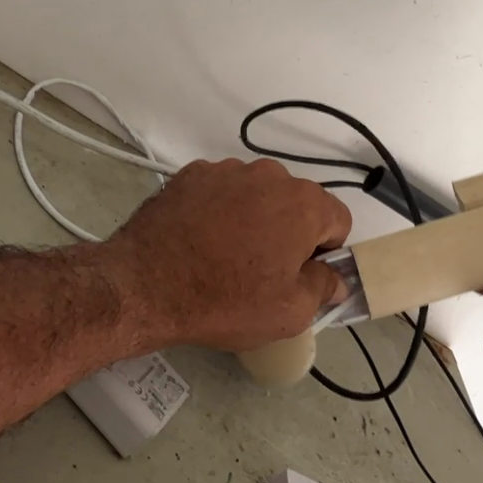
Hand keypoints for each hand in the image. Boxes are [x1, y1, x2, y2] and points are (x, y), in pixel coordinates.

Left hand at [105, 158, 351, 351]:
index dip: (325, 251)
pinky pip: (220, 191)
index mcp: (302, 203)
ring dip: (253, 218)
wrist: (145, 285)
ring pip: (256, 195)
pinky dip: (218, 211)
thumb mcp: (290, 312)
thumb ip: (323, 288)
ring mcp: (225, 169)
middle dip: (289, 232)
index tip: (301, 275)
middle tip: (263, 271)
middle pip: (295, 203)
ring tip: (225, 256)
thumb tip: (333, 278)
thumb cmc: (227, 301)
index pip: (337, 220)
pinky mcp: (190, 174)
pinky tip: (200, 240)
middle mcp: (268, 174)